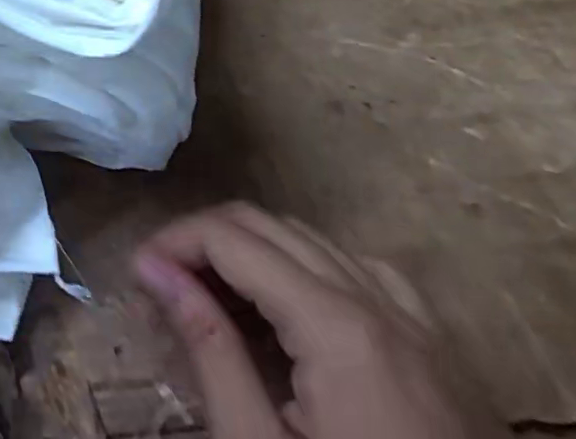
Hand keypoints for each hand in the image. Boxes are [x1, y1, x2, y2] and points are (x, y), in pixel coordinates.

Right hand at [132, 203, 505, 438]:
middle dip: (201, 238)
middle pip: (264, 224)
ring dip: (249, 249)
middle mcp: (379, 306)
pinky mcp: (438, 351)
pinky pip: (363, 271)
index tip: (137, 276)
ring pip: (310, 238)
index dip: (171, 242)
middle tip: (162, 281)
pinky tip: (289, 303)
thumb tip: (151, 268)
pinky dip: (308, 266)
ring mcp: (418, 326)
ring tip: (212, 292)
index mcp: (336, 328)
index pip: (228, 238)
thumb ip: (207, 346)